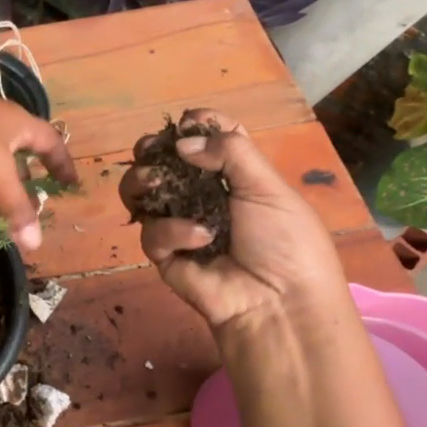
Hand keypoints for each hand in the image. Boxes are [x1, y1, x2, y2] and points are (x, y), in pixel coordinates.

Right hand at [118, 109, 345, 329]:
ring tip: (155, 186)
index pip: (205, 139)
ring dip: (144, 181)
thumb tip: (183, 142)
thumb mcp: (270, 189)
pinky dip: (172, 231)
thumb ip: (230, 153)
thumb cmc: (286, 243)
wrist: (278, 302)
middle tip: (153, 153)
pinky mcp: (163, 252)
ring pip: (140, 190)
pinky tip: (199, 239)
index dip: (194, 126)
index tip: (188, 124)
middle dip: (152, 151)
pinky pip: (151, 230)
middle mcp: (200, 194)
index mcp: (233, 176)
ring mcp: (177, 222)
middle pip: (161, 160)